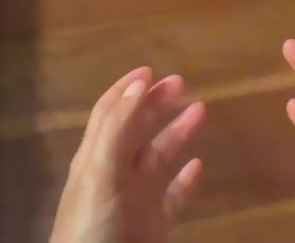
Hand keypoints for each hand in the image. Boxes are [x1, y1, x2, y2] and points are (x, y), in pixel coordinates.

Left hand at [50, 67, 206, 242]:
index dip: (127, 89)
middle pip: (136, 129)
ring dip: (177, 133)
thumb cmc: (93, 226)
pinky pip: (173, 197)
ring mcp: (135, 201)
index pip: (109, 112)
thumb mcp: (100, 172)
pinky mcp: (153, 226)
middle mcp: (115, 174)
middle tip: (182, 83)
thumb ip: (119, 126)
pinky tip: (200, 166)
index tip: (151, 68)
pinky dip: (186, 180)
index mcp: (95, 158)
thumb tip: (140, 81)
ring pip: (159, 158)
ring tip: (202, 112)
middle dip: (156, 103)